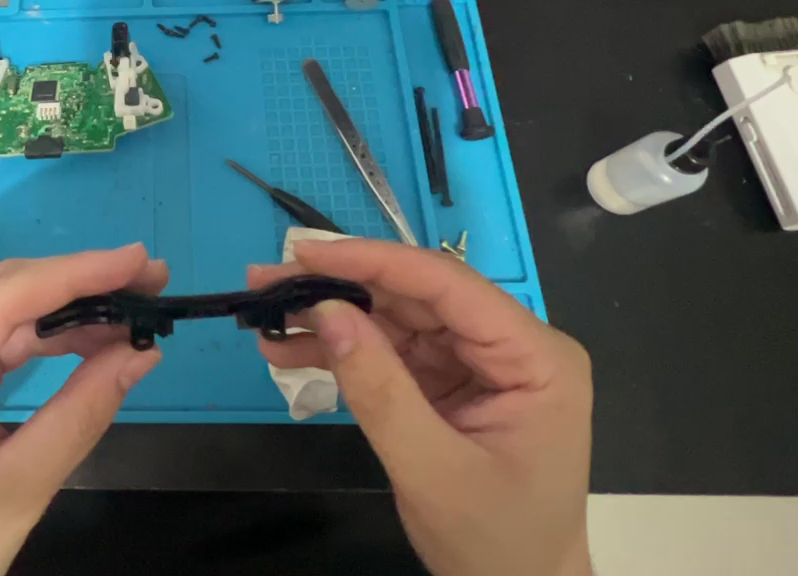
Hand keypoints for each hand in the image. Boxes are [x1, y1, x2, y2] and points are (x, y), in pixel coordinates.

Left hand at [0, 244, 166, 575]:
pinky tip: (86, 334)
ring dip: (64, 305)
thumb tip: (140, 353)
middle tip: (147, 281)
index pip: (1, 300)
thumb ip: (80, 414)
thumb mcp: (15, 492)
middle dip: (77, 282)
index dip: (74, 273)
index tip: (137, 260)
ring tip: (129, 305)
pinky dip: (41, 333)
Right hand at [250, 239, 592, 575]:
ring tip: (264, 314)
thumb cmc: (496, 545)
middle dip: (336, 286)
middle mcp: (504, 343)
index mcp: (533, 355)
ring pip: (389, 315)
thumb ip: (380, 390)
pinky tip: (288, 348)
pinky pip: (384, 348)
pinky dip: (335, 348)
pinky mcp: (442, 378)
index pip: (445, 284)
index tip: (305, 253)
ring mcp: (470, 359)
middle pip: (410, 294)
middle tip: (266, 280)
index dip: (372, 261)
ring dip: (327, 315)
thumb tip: (327, 312)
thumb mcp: (434, 471)